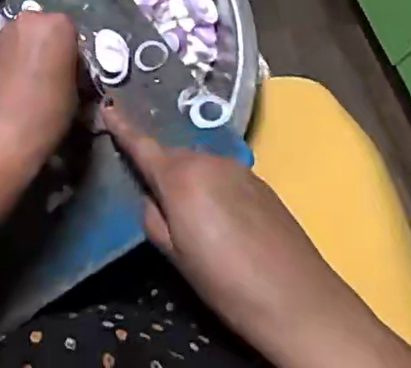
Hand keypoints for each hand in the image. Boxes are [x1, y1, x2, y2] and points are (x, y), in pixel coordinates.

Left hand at [0, 10, 82, 167]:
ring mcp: (5, 30)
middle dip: (51, 46)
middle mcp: (30, 18)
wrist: (1, 133)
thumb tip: (68, 67)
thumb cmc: (47, 111)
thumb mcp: (76, 90)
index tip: (73, 74)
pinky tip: (18, 82)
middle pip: (46, 28)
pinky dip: (16, 58)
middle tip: (54, 75)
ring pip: (26, 36)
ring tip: (34, 80)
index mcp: (58, 24)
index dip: (74, 54)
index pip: (72, 32)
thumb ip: (74, 67)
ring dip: (32, 50)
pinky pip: (10, 46)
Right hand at [103, 103, 410, 367]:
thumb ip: (154, 217)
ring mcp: (237, 168)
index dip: (121, 125)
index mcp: (179, 177)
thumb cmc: (227, 283)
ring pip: (199, 166)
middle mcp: (207, 160)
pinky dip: (214, 190)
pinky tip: (226, 223)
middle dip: (162, 171)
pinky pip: (223, 176)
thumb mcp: (174, 256)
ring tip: (198, 220)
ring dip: (191, 182)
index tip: (107, 106)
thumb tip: (155, 199)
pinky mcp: (260, 182)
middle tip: (161, 203)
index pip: (141, 143)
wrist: (302, 305)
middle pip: (172, 156)